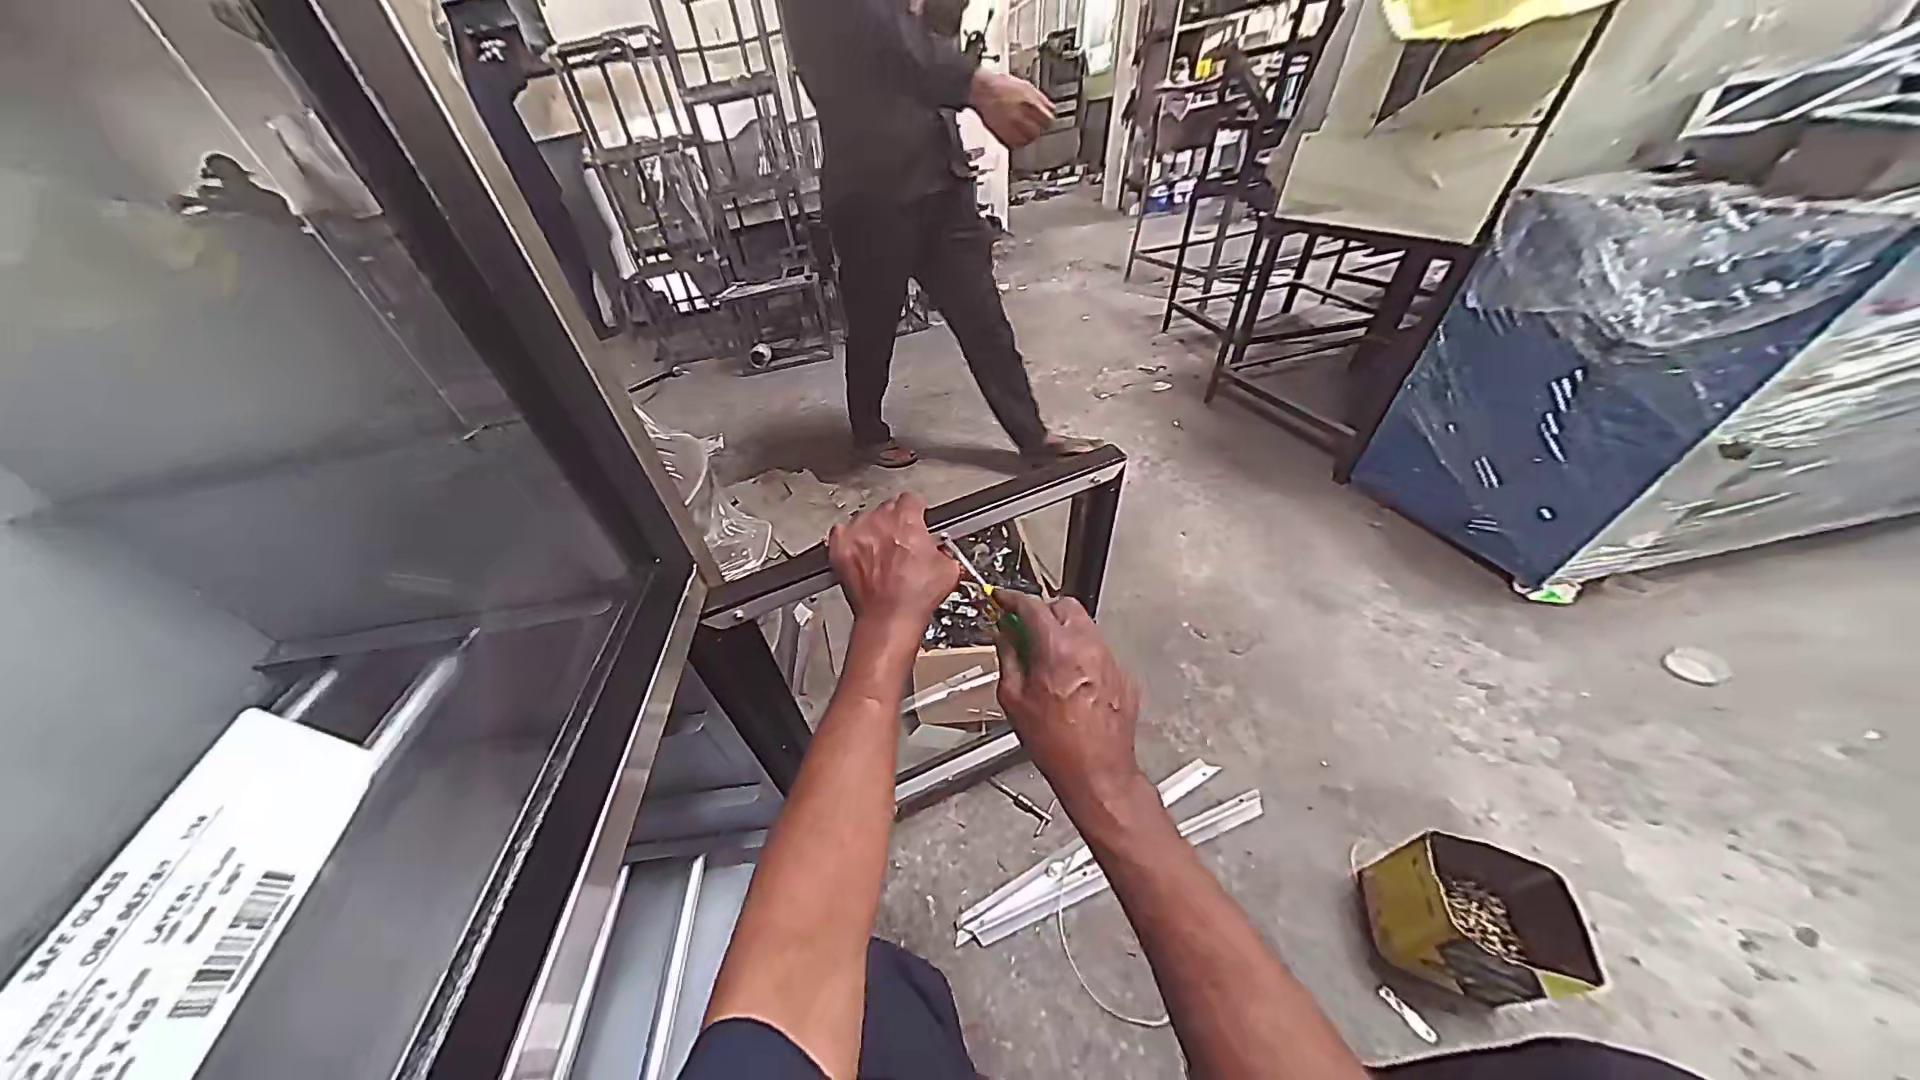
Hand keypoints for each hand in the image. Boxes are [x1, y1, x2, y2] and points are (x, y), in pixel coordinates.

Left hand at [827, 493, 960, 628]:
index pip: (911, 499)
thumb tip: (941, 549)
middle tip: (901, 543)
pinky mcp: (840, 548)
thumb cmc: (914, 597)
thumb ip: (944, 549)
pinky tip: (860, 552)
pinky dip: (851, 540)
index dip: (916, 510)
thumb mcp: (948, 569)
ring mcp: (857, 533)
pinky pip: (842, 532)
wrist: (889, 618)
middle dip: (895, 522)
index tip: (917, 518)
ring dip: (873, 531)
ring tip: (880, 553)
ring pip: (865, 520)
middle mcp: (879, 521)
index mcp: (907, 520)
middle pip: (887, 508)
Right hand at [969, 70, 1054, 148]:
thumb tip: (1051, 108)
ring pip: (1027, 141)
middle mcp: (1022, 117)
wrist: (982, 91)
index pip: (1048, 120)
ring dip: (1027, 137)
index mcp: (1030, 103)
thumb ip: (1041, 99)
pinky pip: (1016, 145)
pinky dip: (1017, 142)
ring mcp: (1012, 128)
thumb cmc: (1001, 87)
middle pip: (1038, 133)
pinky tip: (1014, 134)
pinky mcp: (1003, 137)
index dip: (1047, 121)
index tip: (1046, 122)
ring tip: (1022, 130)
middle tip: (1032, 126)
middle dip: (1036, 130)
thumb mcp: (1026, 86)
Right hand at [993, 591, 1144, 811]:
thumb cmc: (1057, 745)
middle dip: (1043, 612)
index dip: (1012, 598)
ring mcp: (1109, 660)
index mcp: (1058, 650)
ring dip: (1063, 633)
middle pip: (1065, 606)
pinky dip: (1081, 655)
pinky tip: (1069, 680)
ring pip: (1084, 627)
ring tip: (1046, 661)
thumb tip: (1004, 637)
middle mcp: (1088, 648)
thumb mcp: (1014, 699)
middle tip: (1026, 630)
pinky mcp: (1122, 675)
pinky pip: (1097, 651)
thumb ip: (1008, 658)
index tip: (1003, 599)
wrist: (1097, 772)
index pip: (1032, 605)